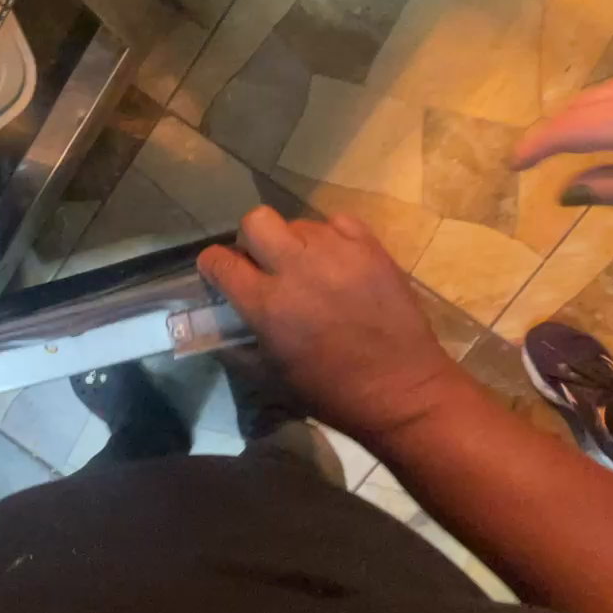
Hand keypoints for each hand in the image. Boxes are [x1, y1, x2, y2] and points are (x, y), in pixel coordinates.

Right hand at [199, 208, 464, 444]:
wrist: (400, 389)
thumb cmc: (330, 391)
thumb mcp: (269, 376)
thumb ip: (237, 345)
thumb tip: (218, 324)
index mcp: (266, 304)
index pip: (220, 261)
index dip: (212, 265)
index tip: (219, 273)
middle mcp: (296, 268)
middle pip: (256, 220)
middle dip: (251, 239)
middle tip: (264, 263)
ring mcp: (336, 252)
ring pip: (298, 223)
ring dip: (294, 243)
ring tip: (309, 269)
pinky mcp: (370, 248)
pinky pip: (337, 223)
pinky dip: (331, 238)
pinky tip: (337, 263)